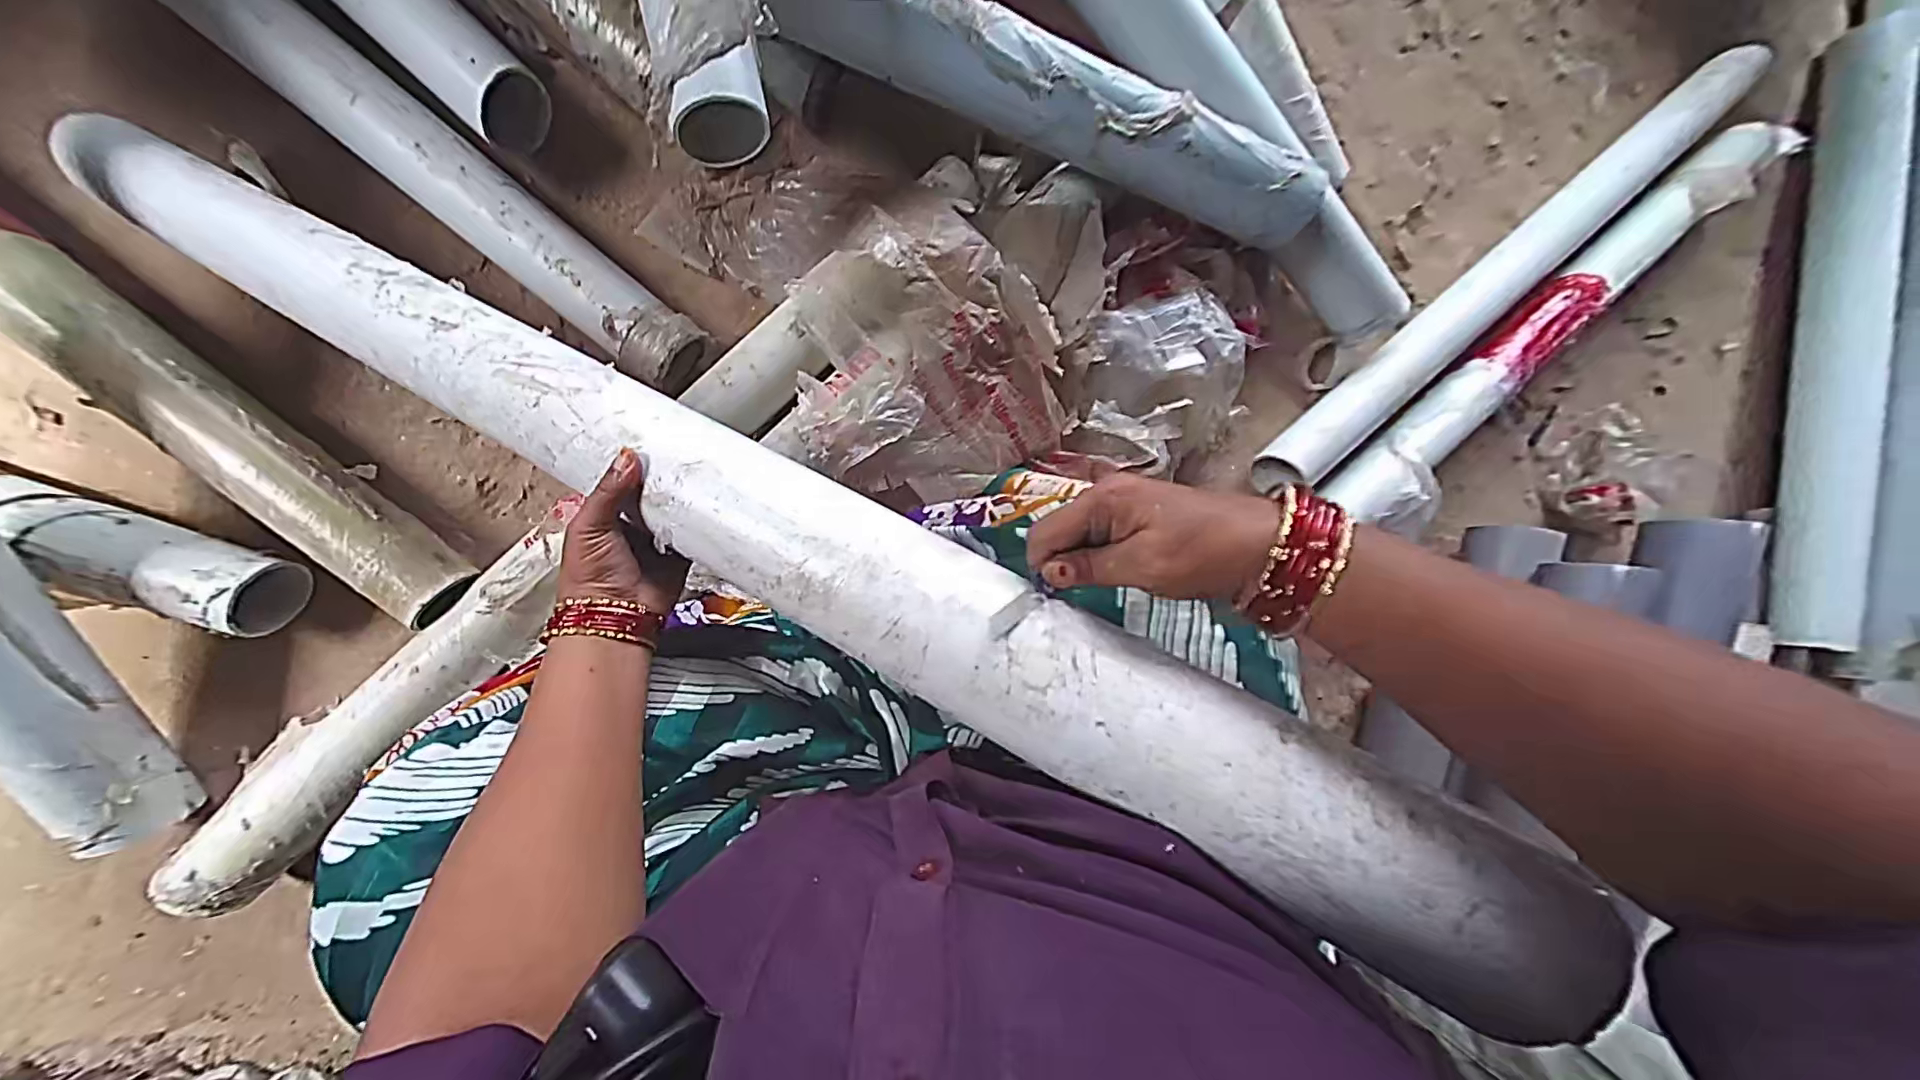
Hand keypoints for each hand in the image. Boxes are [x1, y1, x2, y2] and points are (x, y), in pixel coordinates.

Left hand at [557, 448, 689, 612]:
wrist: (617, 614)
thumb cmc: (590, 578)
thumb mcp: (590, 525)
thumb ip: (609, 491)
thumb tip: (626, 458)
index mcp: (605, 516)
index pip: (623, 483)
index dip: (634, 467)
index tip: (650, 449)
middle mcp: (633, 526)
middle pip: (652, 496)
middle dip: (663, 483)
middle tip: (677, 462)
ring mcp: (657, 541)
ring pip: (674, 513)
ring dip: (681, 503)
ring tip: (692, 482)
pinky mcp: (678, 556)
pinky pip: (692, 535)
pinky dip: (697, 526)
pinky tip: (701, 510)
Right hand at [1026, 473, 1279, 601]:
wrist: (1260, 545)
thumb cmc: (1204, 552)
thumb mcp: (1142, 566)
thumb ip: (1089, 568)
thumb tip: (1049, 573)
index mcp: (1103, 498)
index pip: (1045, 531)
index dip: (1043, 565)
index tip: (1055, 593)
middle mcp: (1106, 493)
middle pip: (1058, 530)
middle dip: (1059, 562)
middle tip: (1080, 591)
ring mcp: (1121, 503)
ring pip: (1076, 536)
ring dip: (1079, 561)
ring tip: (1105, 582)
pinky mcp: (1135, 517)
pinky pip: (1098, 537)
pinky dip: (1097, 557)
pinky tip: (1115, 571)